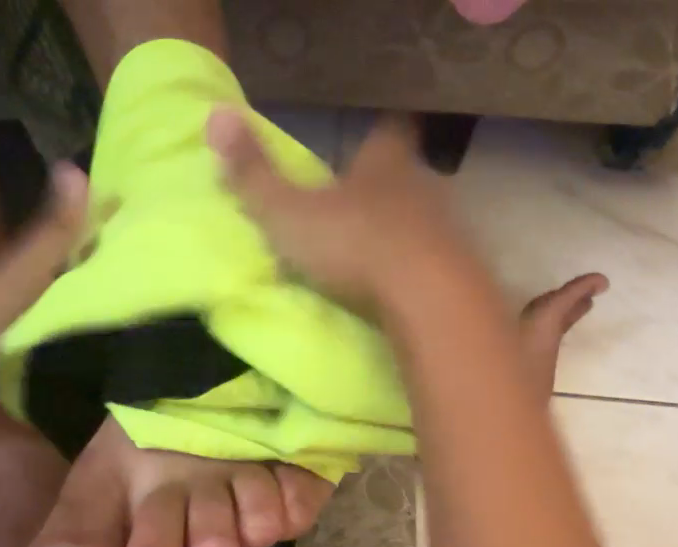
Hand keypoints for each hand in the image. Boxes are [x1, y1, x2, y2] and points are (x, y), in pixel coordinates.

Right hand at [207, 110, 479, 307]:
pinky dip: (419, 275)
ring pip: (425, 224)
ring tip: (377, 259)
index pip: (388, 131)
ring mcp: (449, 232)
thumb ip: (255, 175)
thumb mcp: (291, 214)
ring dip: (404, 237)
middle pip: (408, 178)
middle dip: (386, 191)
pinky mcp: (462, 276)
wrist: (428, 301)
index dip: (378, 135)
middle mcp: (424, 187)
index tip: (367, 141)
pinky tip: (402, 294)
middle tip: (359, 208)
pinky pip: (437, 267)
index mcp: (386, 162)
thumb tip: (216, 115)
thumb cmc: (356, 245)